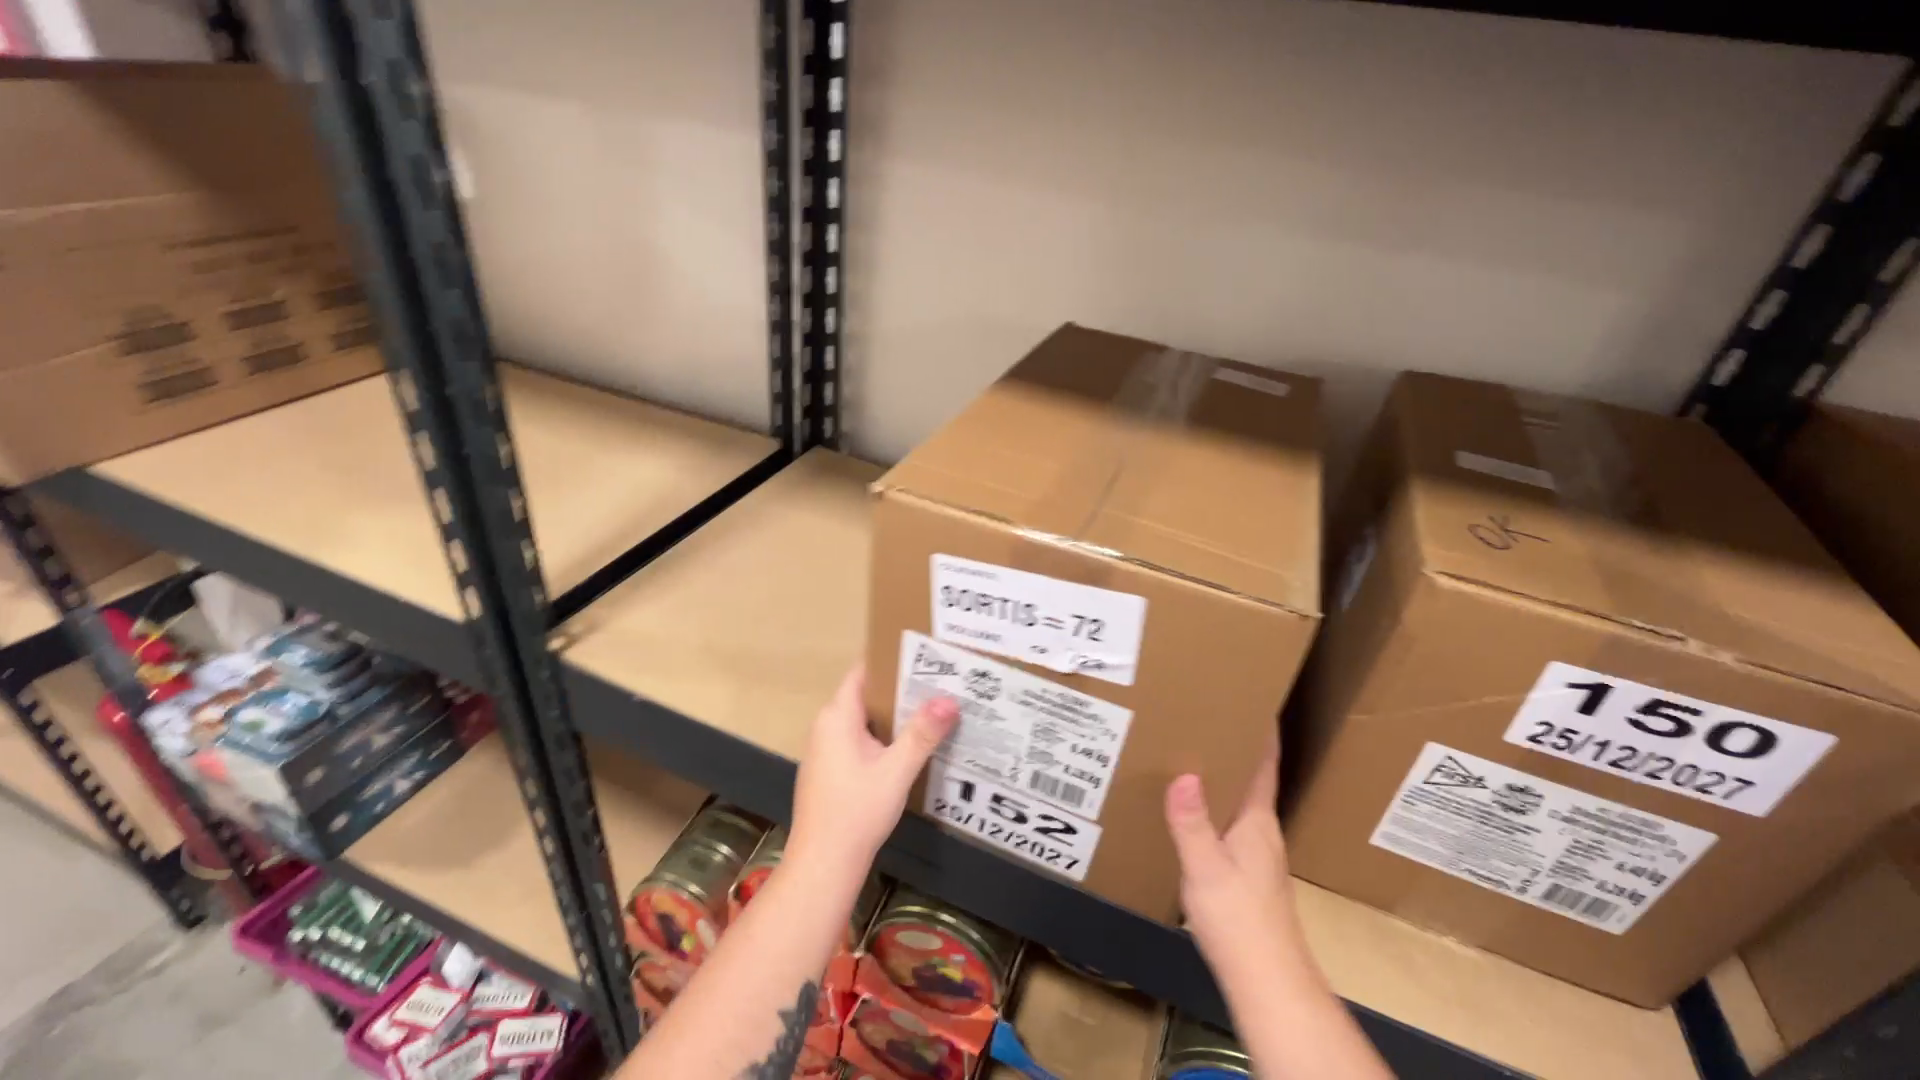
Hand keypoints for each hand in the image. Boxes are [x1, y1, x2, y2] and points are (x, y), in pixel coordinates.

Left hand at [789, 665, 957, 880]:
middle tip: (942, 683)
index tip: (926, 656)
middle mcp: (827, 726)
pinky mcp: (832, 771)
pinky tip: (912, 747)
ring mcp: (826, 750)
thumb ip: (922, 734)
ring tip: (934, 711)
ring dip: (896, 717)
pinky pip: (861, 741)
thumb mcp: (896, 770)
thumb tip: (949, 700)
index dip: (893, 661)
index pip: (864, 672)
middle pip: (867, 695)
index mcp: (837, 716)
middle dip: (902, 690)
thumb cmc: (856, 811)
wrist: (824, 862)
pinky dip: (885, 738)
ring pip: (866, 721)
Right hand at [1165, 737, 1299, 967]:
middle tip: (1203, 719)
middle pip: (1251, 781)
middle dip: (1232, 750)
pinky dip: (1214, 809)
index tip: (1252, 699)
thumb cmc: (1239, 919)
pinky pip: (1230, 827)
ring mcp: (1258, 856)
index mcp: (1258, 821)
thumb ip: (1192, 822)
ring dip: (1222, 780)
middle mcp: (1263, 832)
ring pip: (1239, 805)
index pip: (1264, 766)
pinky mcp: (1248, 876)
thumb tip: (1184, 772)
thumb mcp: (1206, 867)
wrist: (1266, 980)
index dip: (1261, 734)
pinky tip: (1191, 815)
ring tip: (1190, 759)